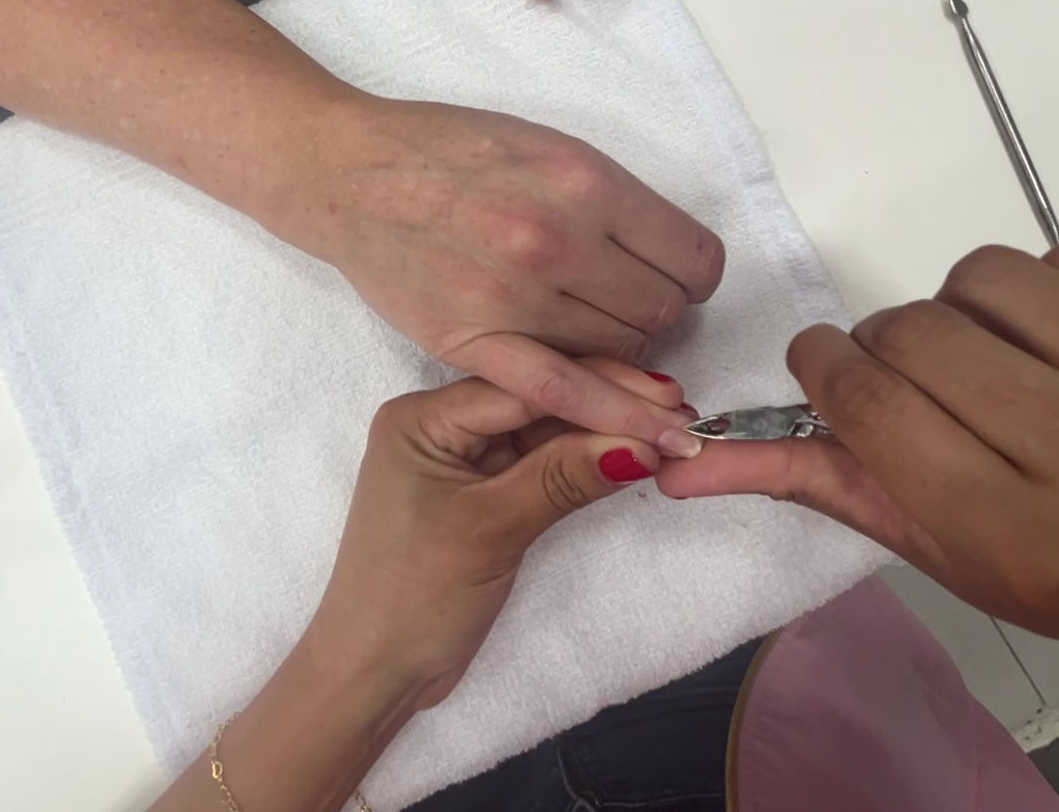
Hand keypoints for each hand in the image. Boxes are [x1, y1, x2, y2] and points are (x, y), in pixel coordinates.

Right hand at [283, 97, 720, 455]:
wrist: (349, 174)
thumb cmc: (443, 148)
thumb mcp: (541, 142)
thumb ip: (608, 196)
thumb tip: (658, 254)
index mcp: (585, 181)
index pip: (693, 258)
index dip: (690, 275)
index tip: (670, 277)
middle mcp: (558, 241)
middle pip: (662, 309)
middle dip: (656, 310)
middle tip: (620, 300)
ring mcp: (513, 297)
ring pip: (622, 351)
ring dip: (624, 349)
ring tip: (588, 326)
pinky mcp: (470, 341)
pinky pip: (562, 392)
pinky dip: (617, 418)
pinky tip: (657, 440)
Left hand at [308, 359, 675, 706]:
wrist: (375, 671)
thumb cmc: (416, 595)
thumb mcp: (490, 529)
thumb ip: (563, 477)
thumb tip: (647, 443)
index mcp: (422, 416)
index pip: (520, 388)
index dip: (596, 391)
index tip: (668, 400)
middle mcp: (439, 423)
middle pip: (532, 402)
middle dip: (605, 407)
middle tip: (683, 412)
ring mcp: (460, 456)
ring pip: (539, 430)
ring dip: (600, 433)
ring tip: (672, 429)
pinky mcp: (479, 488)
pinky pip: (535, 461)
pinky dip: (580, 461)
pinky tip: (629, 452)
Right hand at [658, 243, 1058, 776]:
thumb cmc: (1043, 566)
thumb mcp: (913, 536)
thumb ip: (798, 480)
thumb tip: (673, 466)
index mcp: (1019, 531)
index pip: (869, 399)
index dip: (827, 363)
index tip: (829, 362)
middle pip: (919, 333)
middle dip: (893, 344)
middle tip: (921, 377)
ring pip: (992, 277)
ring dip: (965, 308)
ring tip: (995, 355)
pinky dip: (1051, 290)